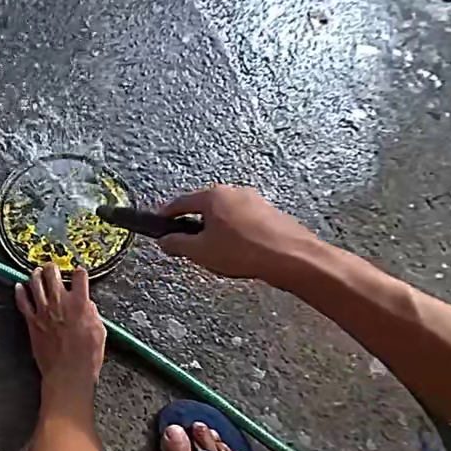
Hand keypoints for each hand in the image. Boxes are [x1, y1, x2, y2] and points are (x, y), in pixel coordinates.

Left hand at [15, 264, 105, 397]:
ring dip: (36, 274)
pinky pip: (23, 303)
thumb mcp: (99, 332)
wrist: (67, 373)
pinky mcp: (32, 322)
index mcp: (80, 303)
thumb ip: (93, 315)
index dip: (79, 272)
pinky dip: (20, 293)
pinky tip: (18, 286)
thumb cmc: (87, 357)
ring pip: (35, 284)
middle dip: (53, 267)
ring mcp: (43, 311)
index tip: (78, 272)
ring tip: (36, 271)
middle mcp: (60, 303)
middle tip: (52, 266)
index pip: (79, 277)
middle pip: (53, 274)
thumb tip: (88, 305)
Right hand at [155, 185, 322, 281]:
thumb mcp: (200, 251)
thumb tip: (165, 241)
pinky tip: (237, 252)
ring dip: (215, 230)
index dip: (166, 214)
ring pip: (225, 215)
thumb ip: (177, 244)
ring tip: (214, 253)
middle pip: (204, 207)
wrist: (291, 257)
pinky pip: (243, 222)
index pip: (180, 202)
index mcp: (213, 196)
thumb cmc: (246, 251)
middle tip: (186, 244)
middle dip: (193, 224)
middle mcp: (234, 193)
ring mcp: (254, 201)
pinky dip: (234, 234)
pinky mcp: (269, 214)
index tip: (159, 221)